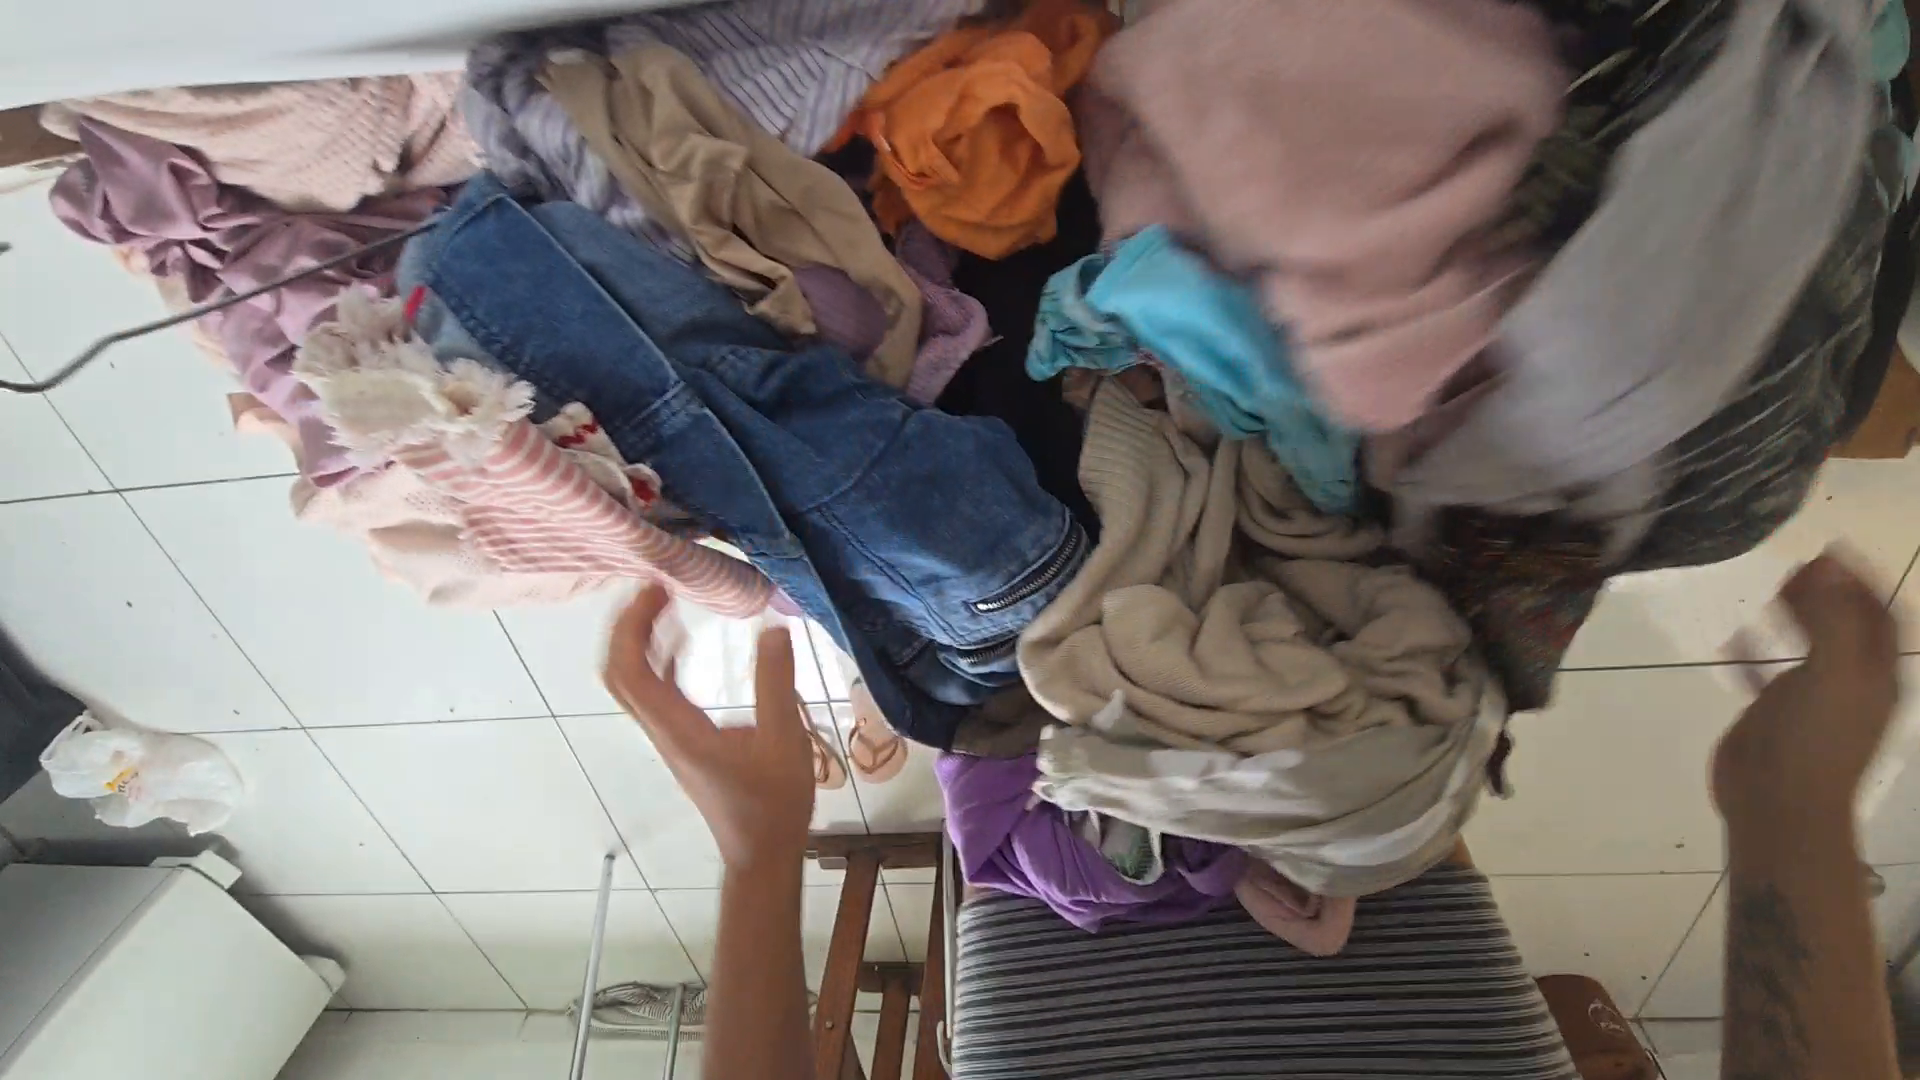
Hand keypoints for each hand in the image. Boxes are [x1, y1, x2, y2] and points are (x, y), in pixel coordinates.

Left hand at [603, 585, 815, 870]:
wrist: (760, 853)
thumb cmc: (772, 804)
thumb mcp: (784, 741)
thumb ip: (776, 684)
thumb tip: (772, 627)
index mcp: (680, 731)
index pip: (630, 674)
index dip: (632, 627)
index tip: (655, 588)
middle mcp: (664, 732)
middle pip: (621, 674)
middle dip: (630, 624)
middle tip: (658, 584)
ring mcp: (670, 737)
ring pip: (636, 682)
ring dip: (643, 638)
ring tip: (668, 599)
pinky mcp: (683, 740)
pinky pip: (658, 691)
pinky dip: (663, 657)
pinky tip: (687, 639)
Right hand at [1712, 553, 1902, 834]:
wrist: (1779, 800)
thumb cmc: (1811, 738)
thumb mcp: (1830, 674)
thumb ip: (1829, 620)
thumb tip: (1825, 567)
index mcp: (1875, 674)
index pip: (1879, 615)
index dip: (1860, 580)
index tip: (1828, 548)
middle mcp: (1852, 682)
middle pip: (1846, 627)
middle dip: (1826, 594)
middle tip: (1793, 565)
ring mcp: (1813, 698)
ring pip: (1808, 646)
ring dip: (1793, 617)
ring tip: (1768, 592)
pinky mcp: (1774, 711)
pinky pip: (1765, 673)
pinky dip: (1752, 652)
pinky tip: (1731, 640)